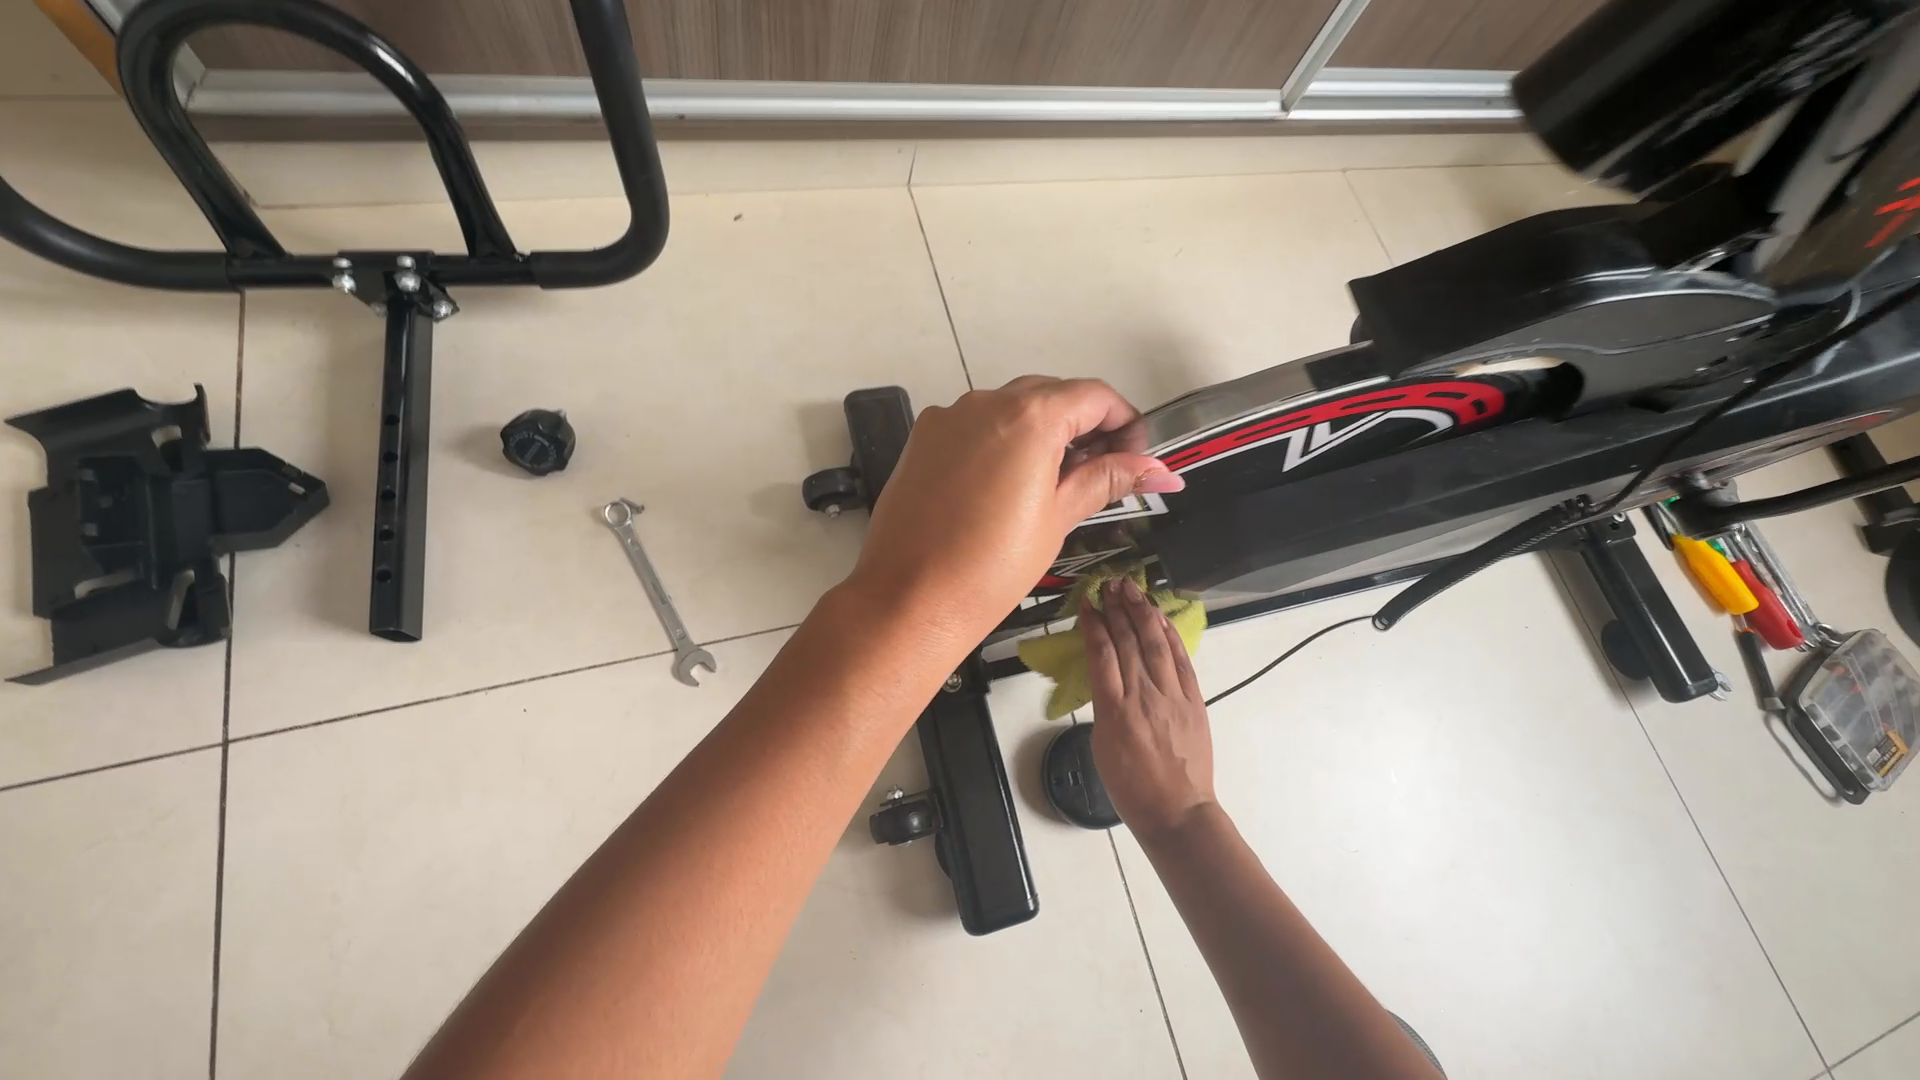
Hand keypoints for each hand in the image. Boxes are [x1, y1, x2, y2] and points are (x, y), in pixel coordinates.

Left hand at [846, 376, 1182, 640]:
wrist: (911, 598)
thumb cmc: (988, 568)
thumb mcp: (1058, 517)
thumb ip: (1106, 480)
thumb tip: (1157, 471)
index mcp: (1029, 417)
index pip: (1094, 397)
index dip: (1124, 424)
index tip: (1133, 459)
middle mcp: (985, 403)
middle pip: (1053, 395)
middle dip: (1084, 427)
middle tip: (1101, 474)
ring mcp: (948, 419)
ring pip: (1012, 408)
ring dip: (1042, 434)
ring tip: (1053, 486)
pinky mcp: (923, 440)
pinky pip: (975, 426)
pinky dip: (1001, 443)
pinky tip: (1007, 486)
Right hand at [1085, 579, 1216, 839]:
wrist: (1176, 810)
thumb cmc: (1130, 785)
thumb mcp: (1101, 744)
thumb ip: (1104, 706)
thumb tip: (1108, 679)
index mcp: (1114, 710)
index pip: (1102, 654)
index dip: (1094, 624)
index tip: (1088, 603)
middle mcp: (1143, 696)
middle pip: (1128, 641)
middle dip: (1118, 609)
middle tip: (1110, 585)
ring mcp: (1172, 696)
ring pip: (1155, 644)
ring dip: (1143, 613)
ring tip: (1133, 590)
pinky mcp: (1194, 701)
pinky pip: (1181, 661)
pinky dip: (1170, 636)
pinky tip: (1160, 619)